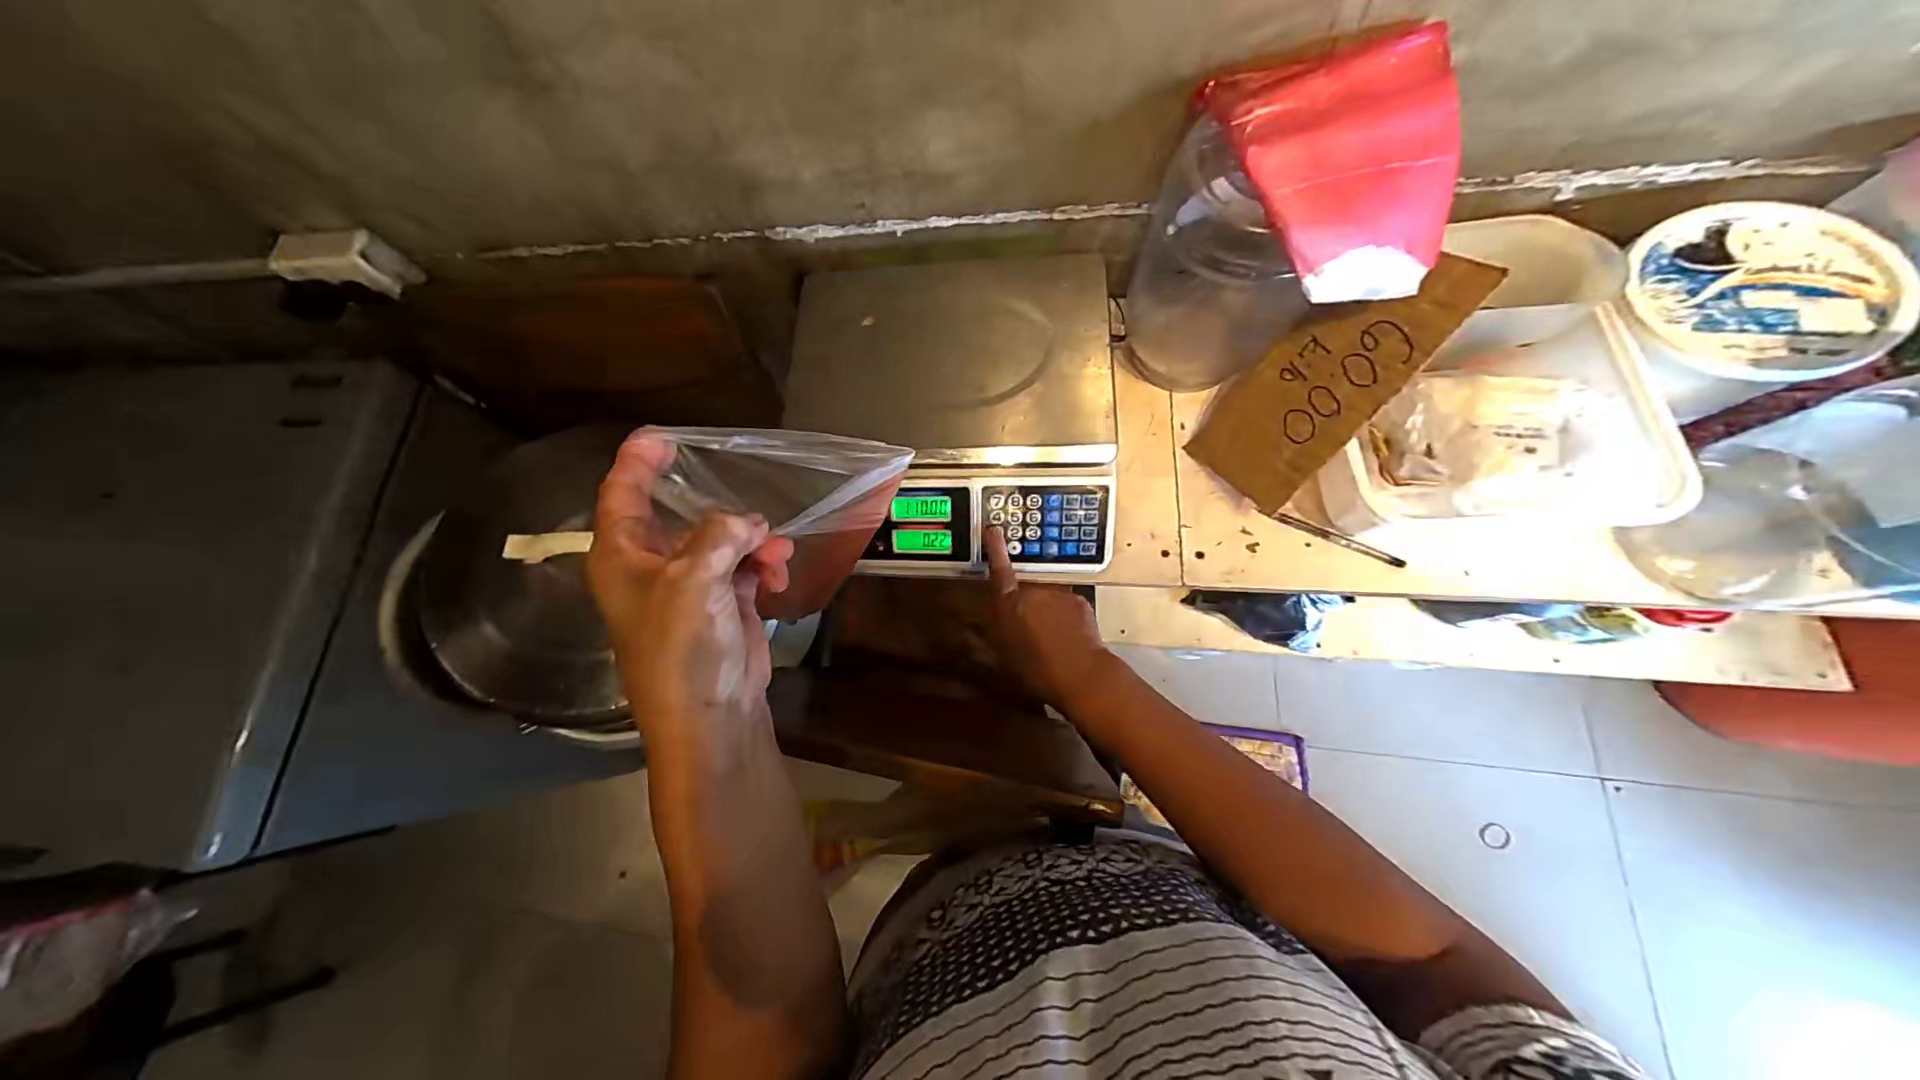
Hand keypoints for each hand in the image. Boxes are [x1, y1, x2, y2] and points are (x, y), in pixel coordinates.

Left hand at [588, 430, 794, 743]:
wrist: (712, 713)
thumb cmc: (683, 648)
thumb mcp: (693, 582)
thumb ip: (719, 536)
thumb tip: (750, 522)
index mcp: (623, 556)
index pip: (622, 495)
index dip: (637, 463)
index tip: (663, 437)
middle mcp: (654, 565)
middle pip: (684, 515)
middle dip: (722, 510)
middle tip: (751, 507)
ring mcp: (692, 584)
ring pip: (725, 538)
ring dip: (754, 540)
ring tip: (777, 552)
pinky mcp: (725, 601)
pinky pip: (746, 564)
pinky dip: (764, 563)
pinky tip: (779, 573)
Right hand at [983, 525, 1112, 708]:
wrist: (1081, 674)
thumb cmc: (1038, 669)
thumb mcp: (1009, 654)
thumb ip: (1001, 632)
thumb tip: (997, 621)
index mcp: (1011, 605)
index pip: (1000, 572)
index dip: (996, 550)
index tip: (993, 529)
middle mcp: (1034, 593)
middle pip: (1026, 592)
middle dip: (1027, 606)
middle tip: (1031, 633)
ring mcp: (1059, 594)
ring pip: (1048, 599)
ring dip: (1048, 612)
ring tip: (1052, 640)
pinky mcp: (1080, 600)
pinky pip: (1067, 605)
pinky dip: (1065, 616)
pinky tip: (1069, 637)